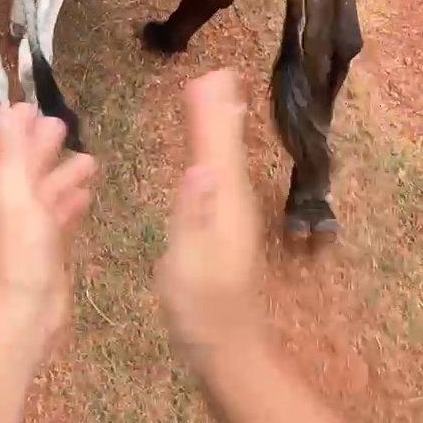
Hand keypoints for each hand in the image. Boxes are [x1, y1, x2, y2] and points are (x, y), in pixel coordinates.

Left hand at [0, 102, 96, 352]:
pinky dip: (70, 202)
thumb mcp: (13, 191)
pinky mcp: (47, 248)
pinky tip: (86, 196)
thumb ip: (9, 151)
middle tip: (63, 123)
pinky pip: (58, 216)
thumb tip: (5, 109)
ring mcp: (29, 228)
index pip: (6, 148)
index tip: (33, 106)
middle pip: (27, 167)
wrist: (24, 311)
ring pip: (46, 191)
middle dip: (42, 145)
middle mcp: (11, 204)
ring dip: (63, 173)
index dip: (18, 128)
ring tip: (90, 159)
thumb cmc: (19, 249)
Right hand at [158, 70, 267, 368]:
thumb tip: (200, 168)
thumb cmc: (200, 307)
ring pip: (227, 159)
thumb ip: (193, 215)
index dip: (212, 113)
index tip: (209, 76)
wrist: (228, 348)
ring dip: (222, 126)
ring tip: (220, 96)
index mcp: (221, 204)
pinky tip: (213, 152)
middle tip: (219, 73)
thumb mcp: (189, 263)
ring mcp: (233, 215)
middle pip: (227, 147)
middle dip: (221, 111)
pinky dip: (219, 152)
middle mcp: (233, 202)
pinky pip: (222, 175)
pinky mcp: (226, 227)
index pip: (216, 148)